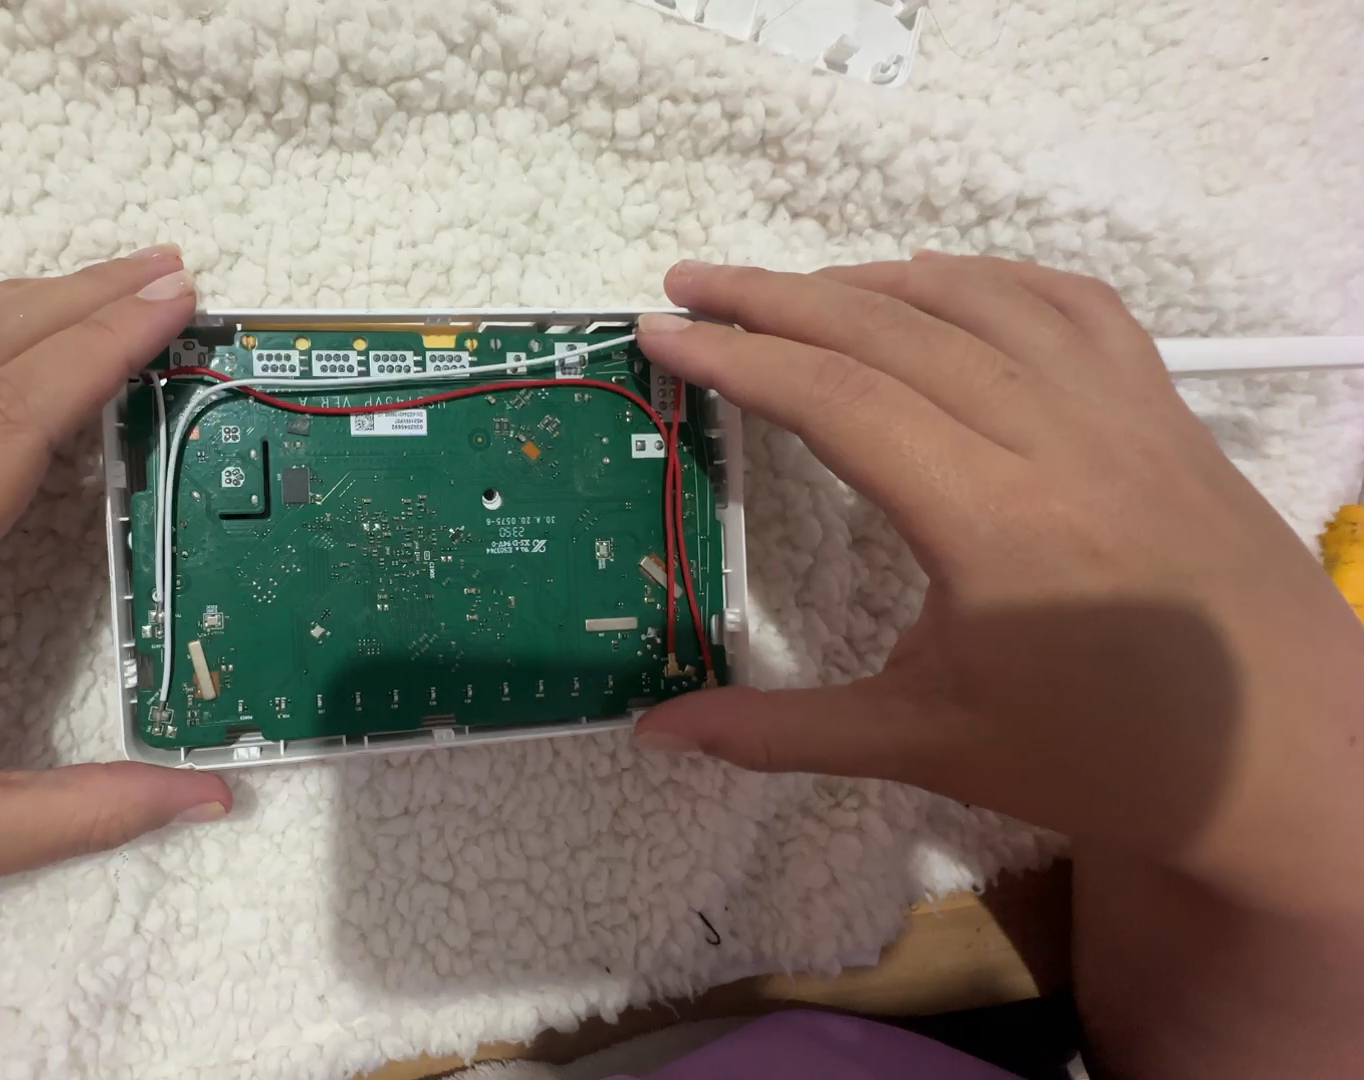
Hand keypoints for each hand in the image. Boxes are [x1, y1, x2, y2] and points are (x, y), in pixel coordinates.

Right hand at [635, 256, 1363, 1077]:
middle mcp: (1063, 443)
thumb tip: (650, 732)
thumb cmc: (1097, 759)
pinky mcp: (1163, 411)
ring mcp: (1126, 414)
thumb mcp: (920, 748)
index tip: (664, 330)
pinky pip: (1062, 305)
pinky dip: (972, 278)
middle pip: (891, 329)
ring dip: (859, 281)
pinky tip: (920, 285)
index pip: (840, 401)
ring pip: (974, 300)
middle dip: (772, 296)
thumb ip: (774, 731)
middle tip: (688, 281)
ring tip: (778, 290)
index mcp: (996, 525)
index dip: (739, 357)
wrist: (1304, 773)